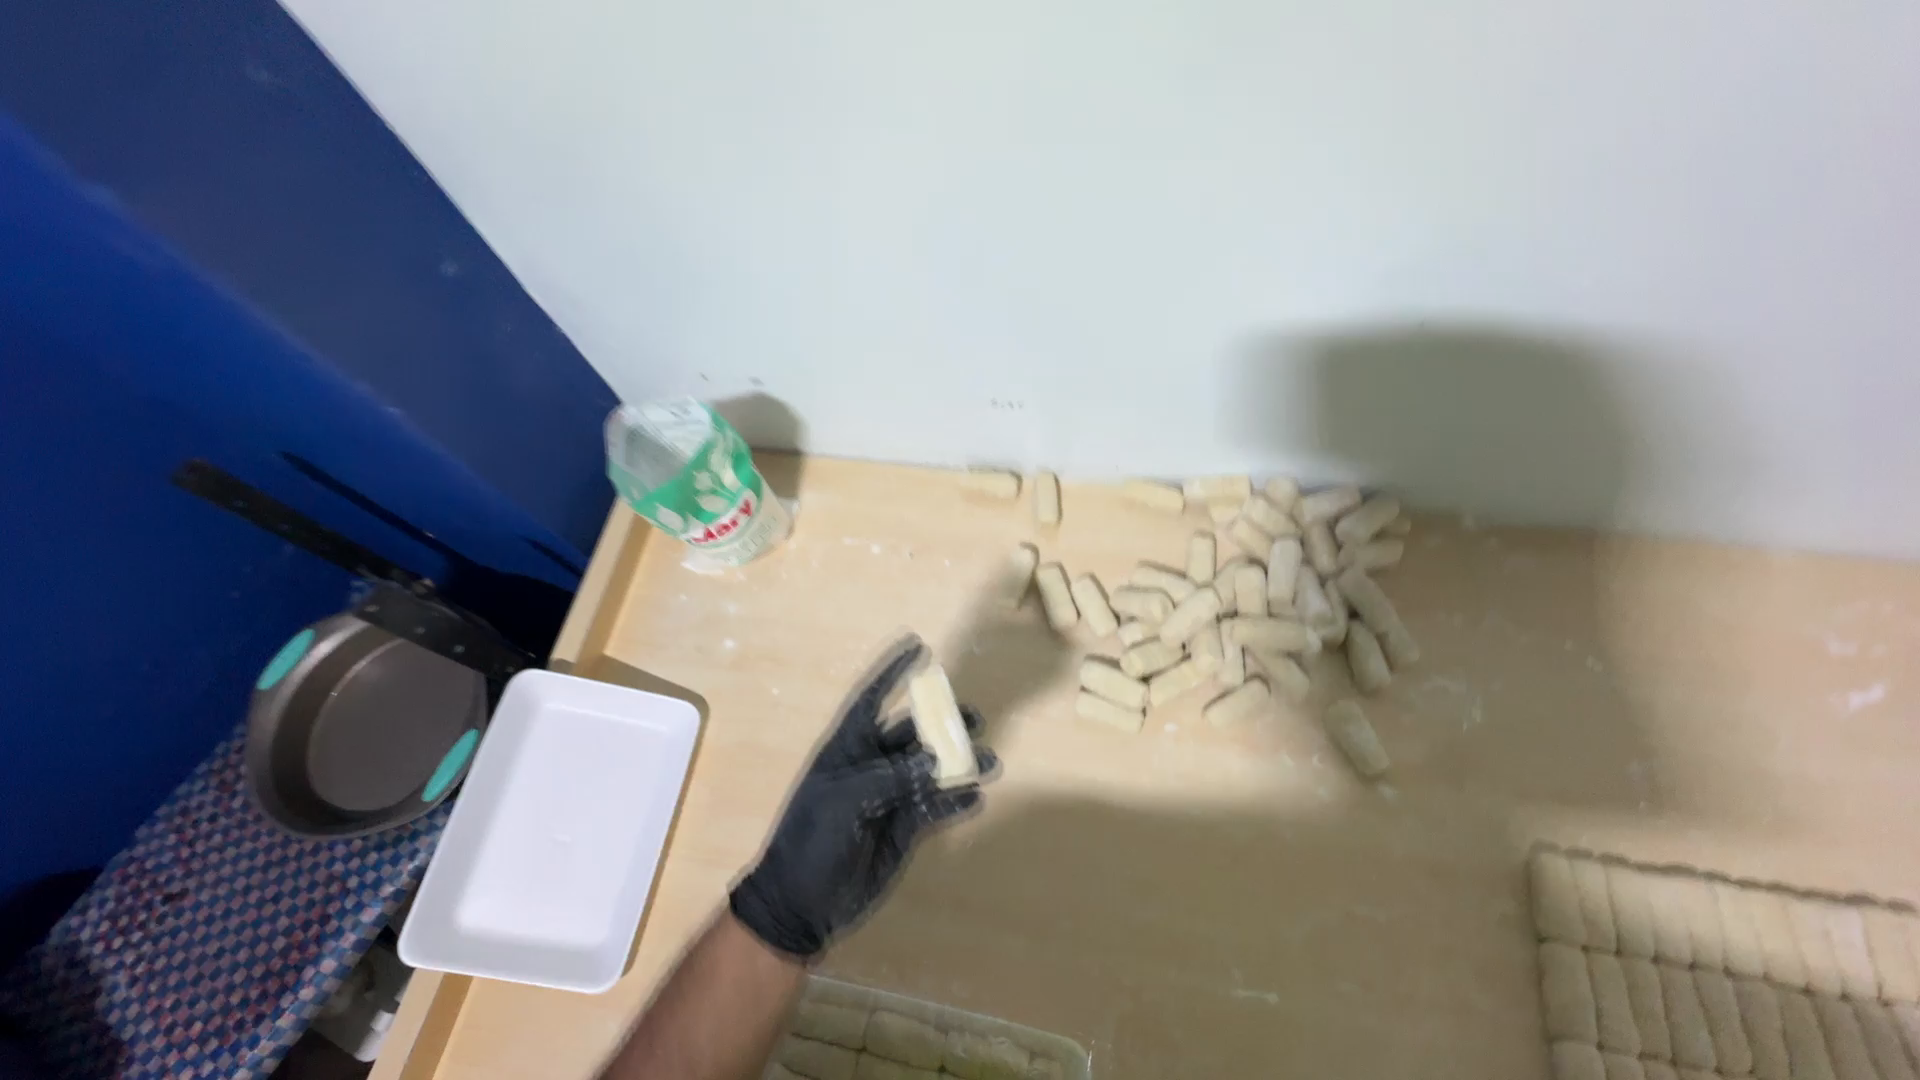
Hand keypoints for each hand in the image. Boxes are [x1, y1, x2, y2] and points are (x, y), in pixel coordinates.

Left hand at [729, 638, 994, 959]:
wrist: (801, 902)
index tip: (919, 645)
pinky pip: (936, 808)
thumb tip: (933, 758)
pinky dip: (956, 802)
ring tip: (991, 763)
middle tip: (976, 719)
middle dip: (944, 723)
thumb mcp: (844, 801)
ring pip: (932, 771)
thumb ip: (890, 776)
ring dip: (960, 764)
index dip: (894, 671)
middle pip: (914, 733)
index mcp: (848, 748)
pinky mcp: (905, 830)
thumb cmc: (812, 840)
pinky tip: (976, 798)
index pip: (873, 698)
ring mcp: (890, 798)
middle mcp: (872, 766)